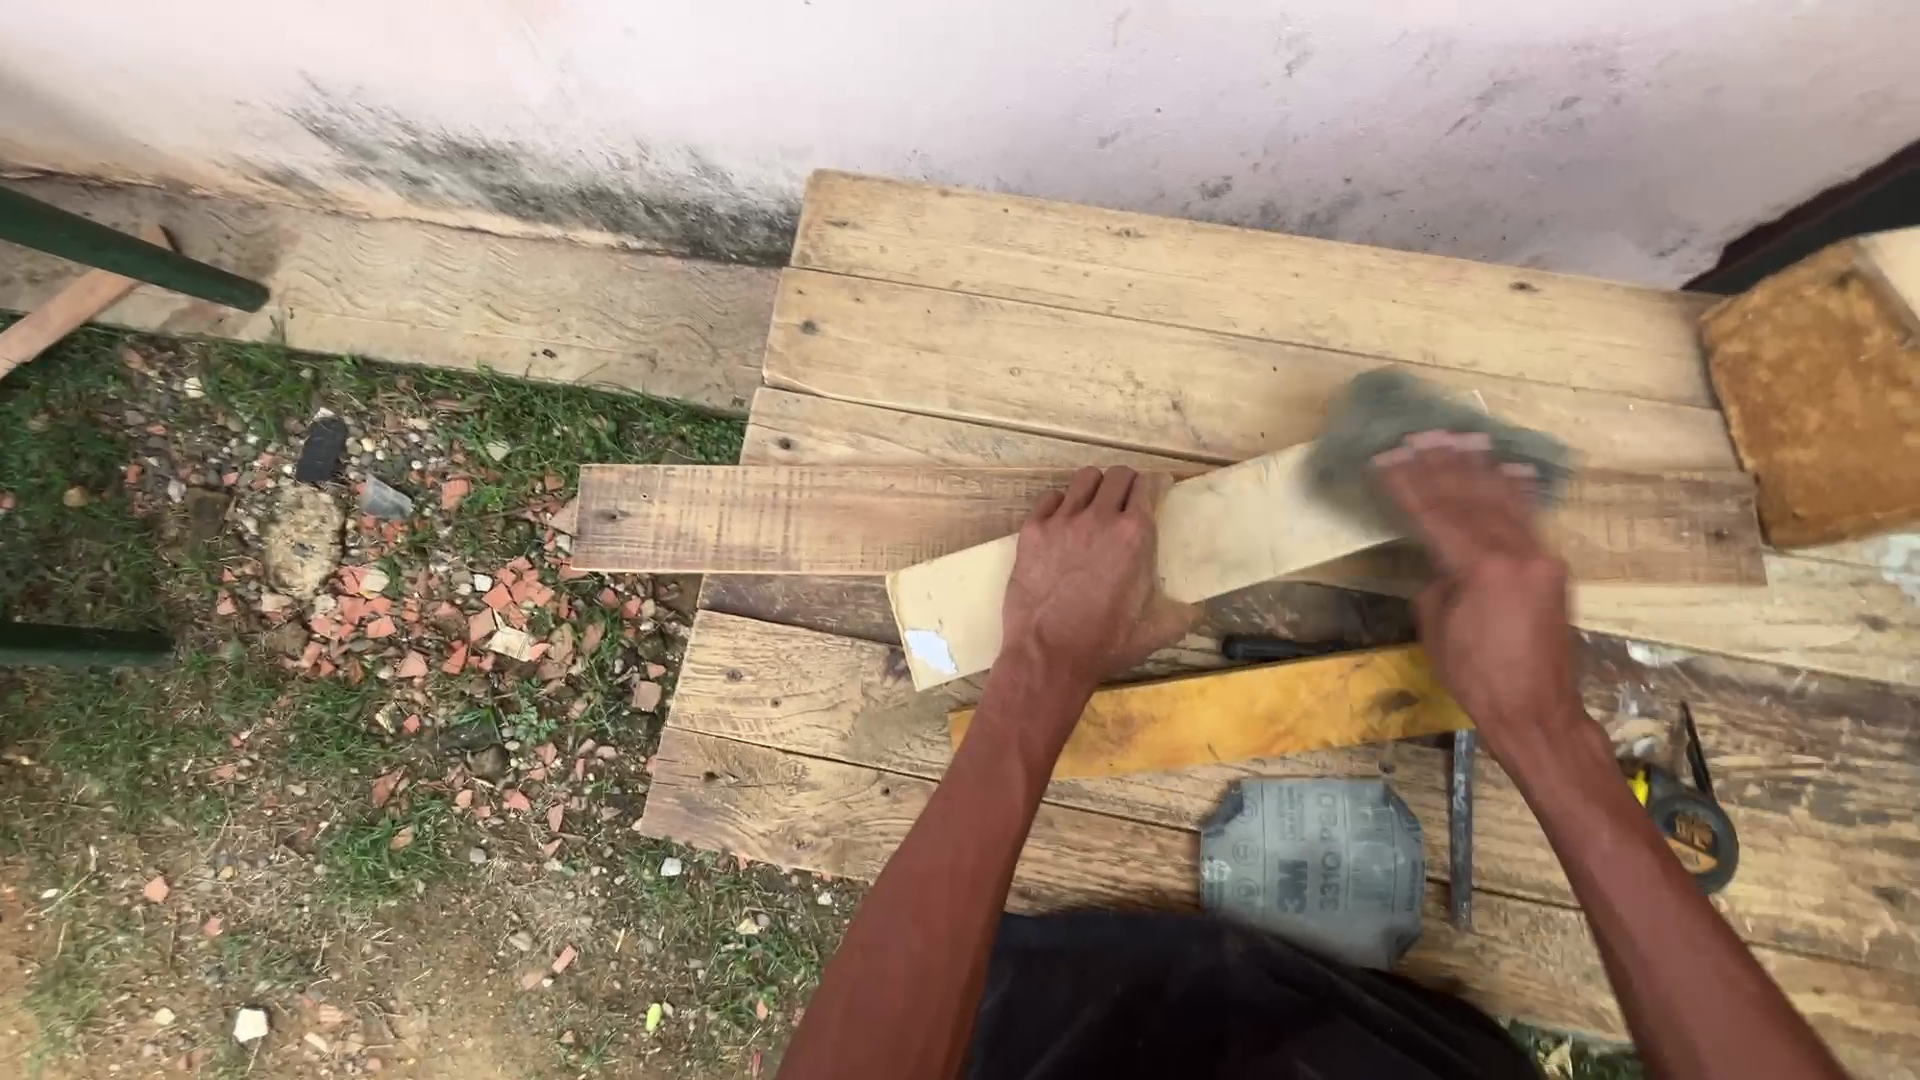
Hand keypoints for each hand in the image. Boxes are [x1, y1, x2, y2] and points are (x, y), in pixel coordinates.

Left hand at [1001, 466, 1195, 689]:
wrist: (1048, 654)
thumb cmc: (1105, 644)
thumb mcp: (1158, 631)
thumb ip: (1184, 613)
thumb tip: (1198, 609)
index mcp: (1135, 535)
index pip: (1149, 486)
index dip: (1156, 485)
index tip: (1157, 490)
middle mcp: (1099, 518)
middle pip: (1118, 475)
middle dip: (1127, 483)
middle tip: (1127, 499)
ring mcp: (1062, 521)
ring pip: (1084, 479)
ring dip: (1095, 487)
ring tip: (1095, 505)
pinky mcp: (1032, 531)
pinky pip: (1050, 499)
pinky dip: (1061, 504)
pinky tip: (1063, 522)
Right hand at [1371, 432, 1586, 763]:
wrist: (1535, 707)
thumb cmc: (1473, 673)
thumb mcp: (1436, 623)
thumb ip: (1437, 578)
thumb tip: (1442, 558)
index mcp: (1480, 567)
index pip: (1435, 513)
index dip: (1407, 484)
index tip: (1386, 458)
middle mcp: (1516, 553)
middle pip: (1470, 498)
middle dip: (1440, 465)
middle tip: (1418, 436)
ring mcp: (1540, 557)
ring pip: (1503, 500)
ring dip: (1477, 467)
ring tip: (1459, 437)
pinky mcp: (1551, 567)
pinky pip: (1530, 517)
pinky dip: (1518, 489)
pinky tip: (1512, 467)